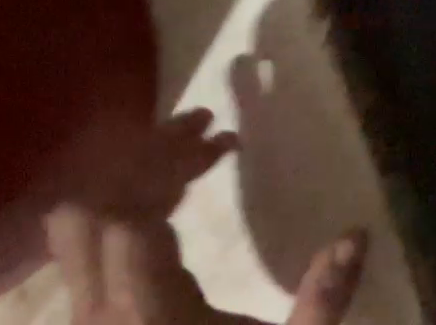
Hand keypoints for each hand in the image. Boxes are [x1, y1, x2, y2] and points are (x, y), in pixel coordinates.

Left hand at [44, 111, 367, 324]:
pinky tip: (182, 190)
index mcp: (143, 313)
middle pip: (88, 211)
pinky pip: (89, 241)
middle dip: (143, 158)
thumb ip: (321, 302)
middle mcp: (96, 310)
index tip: (225, 139)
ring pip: (78, 223)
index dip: (168, 166)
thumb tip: (357, 233)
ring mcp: (83, 315)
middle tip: (208, 130)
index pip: (128, 217)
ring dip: (131, 176)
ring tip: (197, 148)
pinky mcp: (92, 314)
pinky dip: (127, 201)